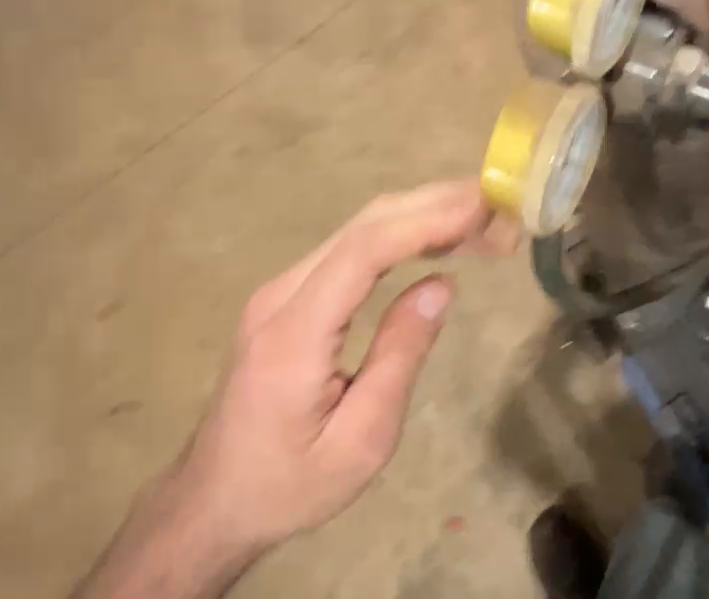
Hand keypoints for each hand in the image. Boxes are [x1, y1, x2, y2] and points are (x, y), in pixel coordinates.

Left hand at [167, 181, 515, 553]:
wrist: (212, 502)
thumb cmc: (290, 485)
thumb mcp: (361, 442)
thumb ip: (400, 357)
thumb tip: (443, 284)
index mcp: (294, 333)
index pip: (364, 251)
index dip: (425, 221)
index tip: (480, 208)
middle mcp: (280, 294)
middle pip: (362, 225)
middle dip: (433, 205)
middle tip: (496, 205)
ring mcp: (279, 291)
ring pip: (357, 229)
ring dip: (421, 214)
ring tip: (481, 217)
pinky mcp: (287, 297)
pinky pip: (349, 248)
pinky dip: (400, 233)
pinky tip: (436, 237)